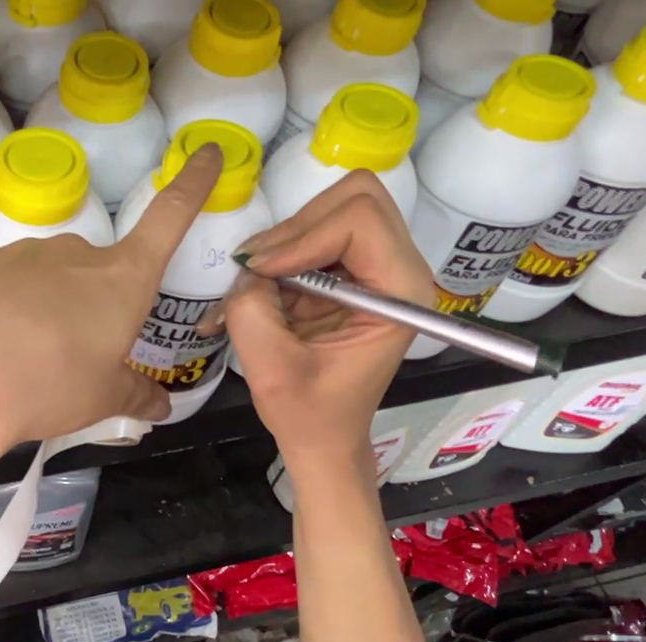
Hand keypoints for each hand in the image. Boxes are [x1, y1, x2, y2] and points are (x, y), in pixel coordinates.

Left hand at [0, 146, 224, 460]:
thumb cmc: (50, 389)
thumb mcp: (103, 401)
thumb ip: (135, 395)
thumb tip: (162, 406)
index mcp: (121, 279)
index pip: (170, 217)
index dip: (193, 184)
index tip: (206, 153)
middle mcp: (74, 251)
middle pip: (94, 269)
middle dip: (89, 303)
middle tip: (70, 353)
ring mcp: (21, 251)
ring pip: (44, 274)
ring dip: (42, 303)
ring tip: (21, 352)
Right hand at [218, 170, 433, 474]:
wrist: (322, 439)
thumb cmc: (308, 416)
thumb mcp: (271, 372)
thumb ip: (252, 312)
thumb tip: (245, 270)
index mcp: (400, 293)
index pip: (359, 219)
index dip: (303, 237)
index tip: (260, 274)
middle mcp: (398, 269)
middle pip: (354, 196)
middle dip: (296, 228)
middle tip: (257, 270)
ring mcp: (375, 268)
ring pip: (332, 209)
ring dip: (285, 240)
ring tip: (254, 281)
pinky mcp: (349, 273)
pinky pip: (315, 235)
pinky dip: (282, 253)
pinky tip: (261, 286)